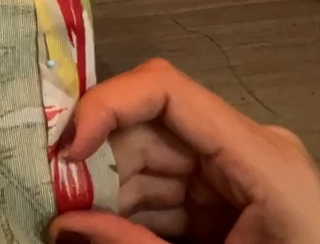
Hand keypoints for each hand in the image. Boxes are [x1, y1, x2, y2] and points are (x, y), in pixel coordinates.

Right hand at [47, 60, 319, 243]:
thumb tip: (61, 224)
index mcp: (262, 157)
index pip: (167, 89)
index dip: (106, 105)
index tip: (66, 149)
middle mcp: (247, 151)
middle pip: (150, 128)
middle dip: (98, 161)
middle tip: (57, 197)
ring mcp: (240, 177)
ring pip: (149, 162)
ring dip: (109, 193)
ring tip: (77, 225)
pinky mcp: (232, 204)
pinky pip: (167, 192)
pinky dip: (134, 214)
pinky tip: (110, 232)